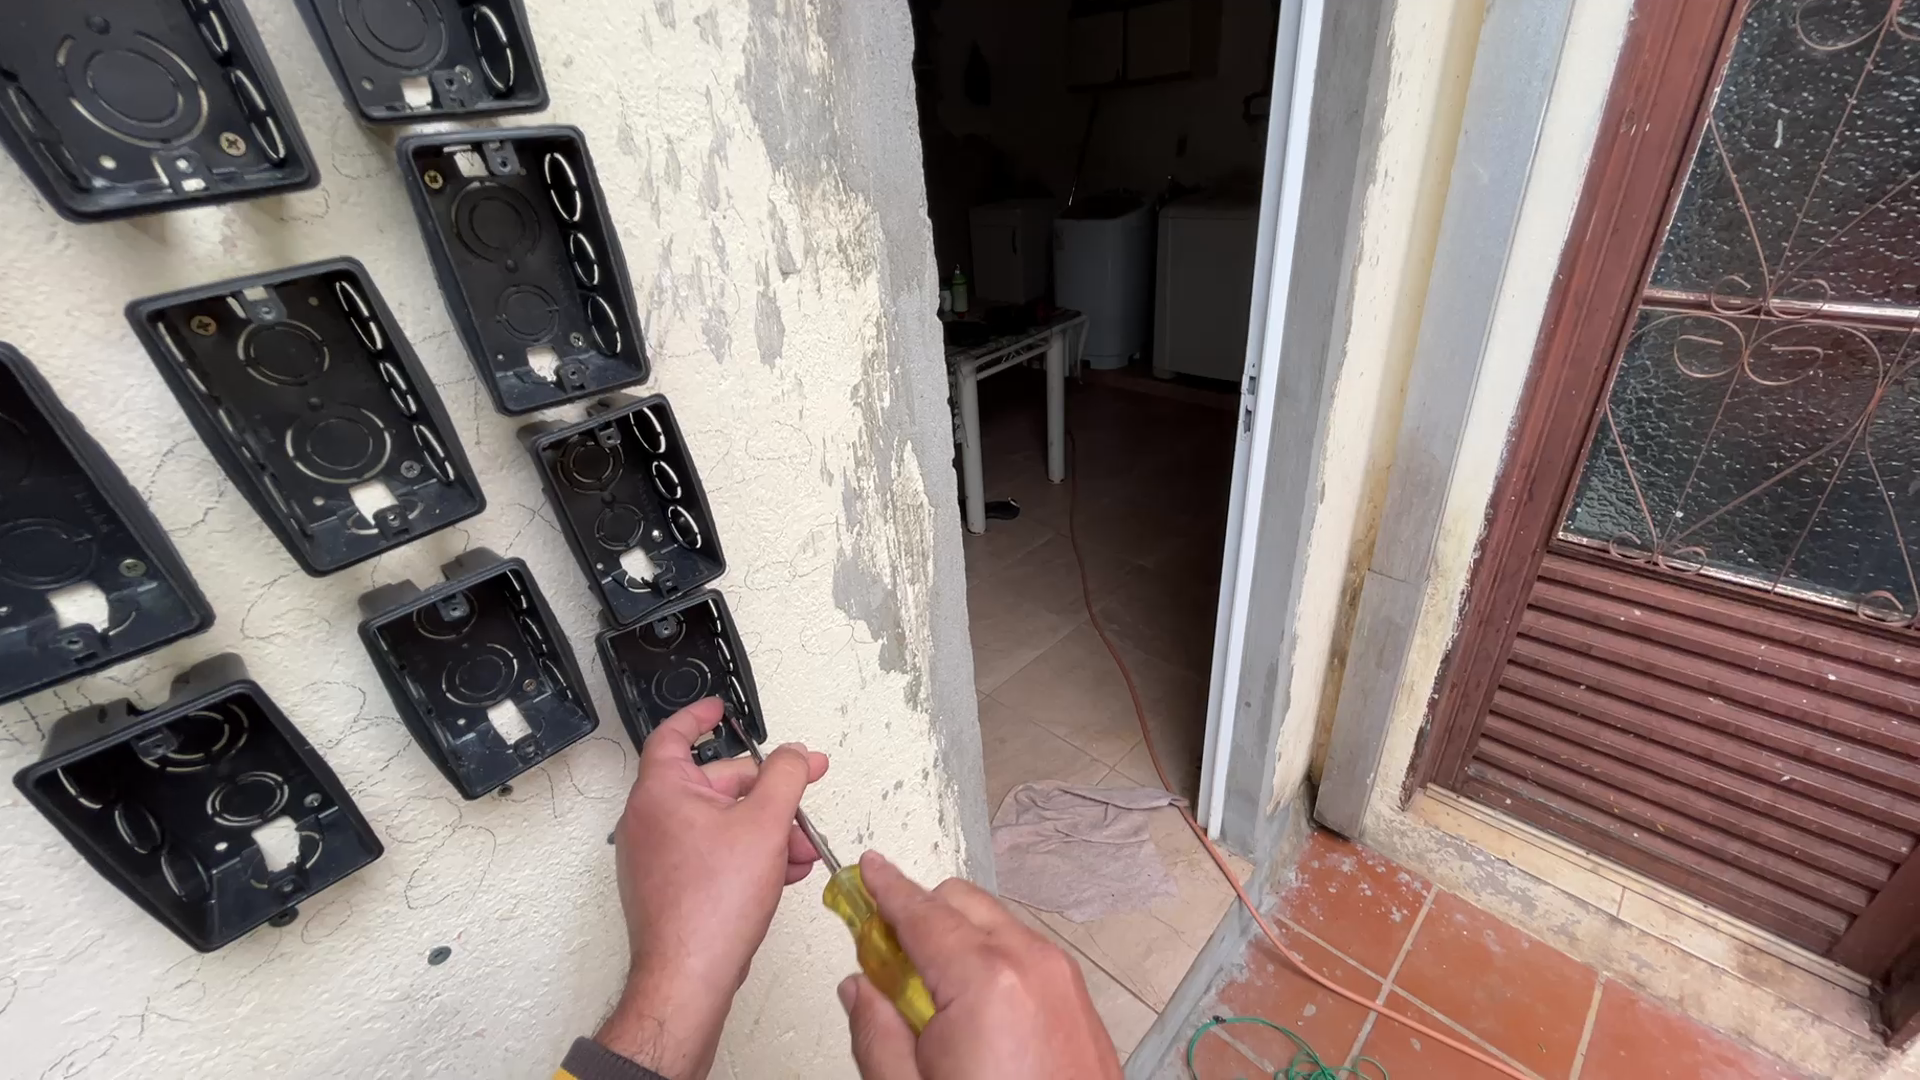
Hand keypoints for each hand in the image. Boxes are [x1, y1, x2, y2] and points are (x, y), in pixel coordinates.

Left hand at [597, 698, 829, 1078]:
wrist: (689, 980)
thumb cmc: (712, 903)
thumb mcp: (765, 821)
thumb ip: (785, 775)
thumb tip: (795, 753)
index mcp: (662, 792)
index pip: (674, 735)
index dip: (699, 717)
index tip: (719, 710)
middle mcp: (652, 820)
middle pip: (717, 783)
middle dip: (768, 791)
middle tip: (804, 790)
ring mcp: (659, 856)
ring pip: (723, 822)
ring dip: (768, 828)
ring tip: (802, 848)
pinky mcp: (672, 886)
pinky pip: (716, 852)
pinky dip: (751, 853)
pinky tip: (785, 871)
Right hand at [838, 851, 1120, 1079]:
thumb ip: (877, 1035)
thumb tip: (860, 989)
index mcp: (985, 981)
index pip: (921, 911)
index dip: (885, 887)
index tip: (867, 871)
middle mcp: (1030, 963)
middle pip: (959, 902)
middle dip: (920, 917)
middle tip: (886, 959)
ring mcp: (1061, 978)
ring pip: (992, 922)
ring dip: (956, 938)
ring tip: (932, 1001)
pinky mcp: (1077, 999)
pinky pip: (1022, 950)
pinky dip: (990, 958)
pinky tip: (973, 1013)